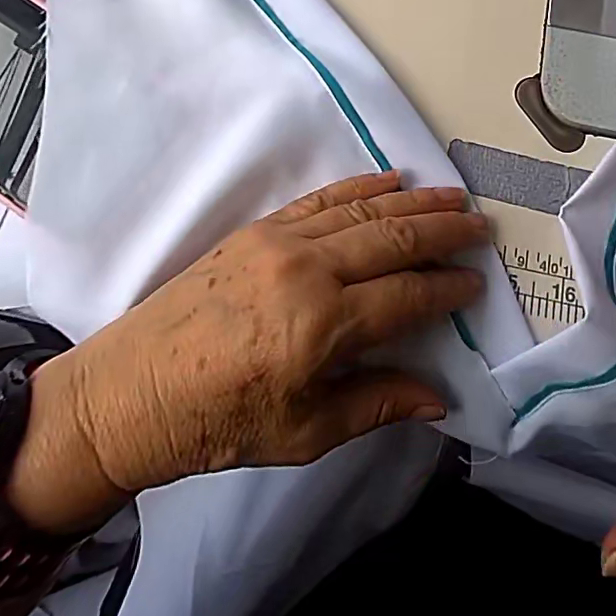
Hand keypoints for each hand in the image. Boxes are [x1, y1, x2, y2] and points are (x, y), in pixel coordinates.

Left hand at [5, 170, 486, 535]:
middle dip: (442, 232)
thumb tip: (437, 397)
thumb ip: (376, 404)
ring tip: (450, 197)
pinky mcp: (253, 232)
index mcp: (323, 324)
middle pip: (391, 240)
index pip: (406, 297)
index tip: (476, 284)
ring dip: (410, 204)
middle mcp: (305, 270)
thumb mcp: (304, 432)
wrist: (134, 389)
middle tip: (481, 226)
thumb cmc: (219, 422)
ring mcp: (276, 243)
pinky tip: (386, 182)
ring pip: (359, 212)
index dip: (447, 291)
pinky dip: (356, 189)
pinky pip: (317, 202)